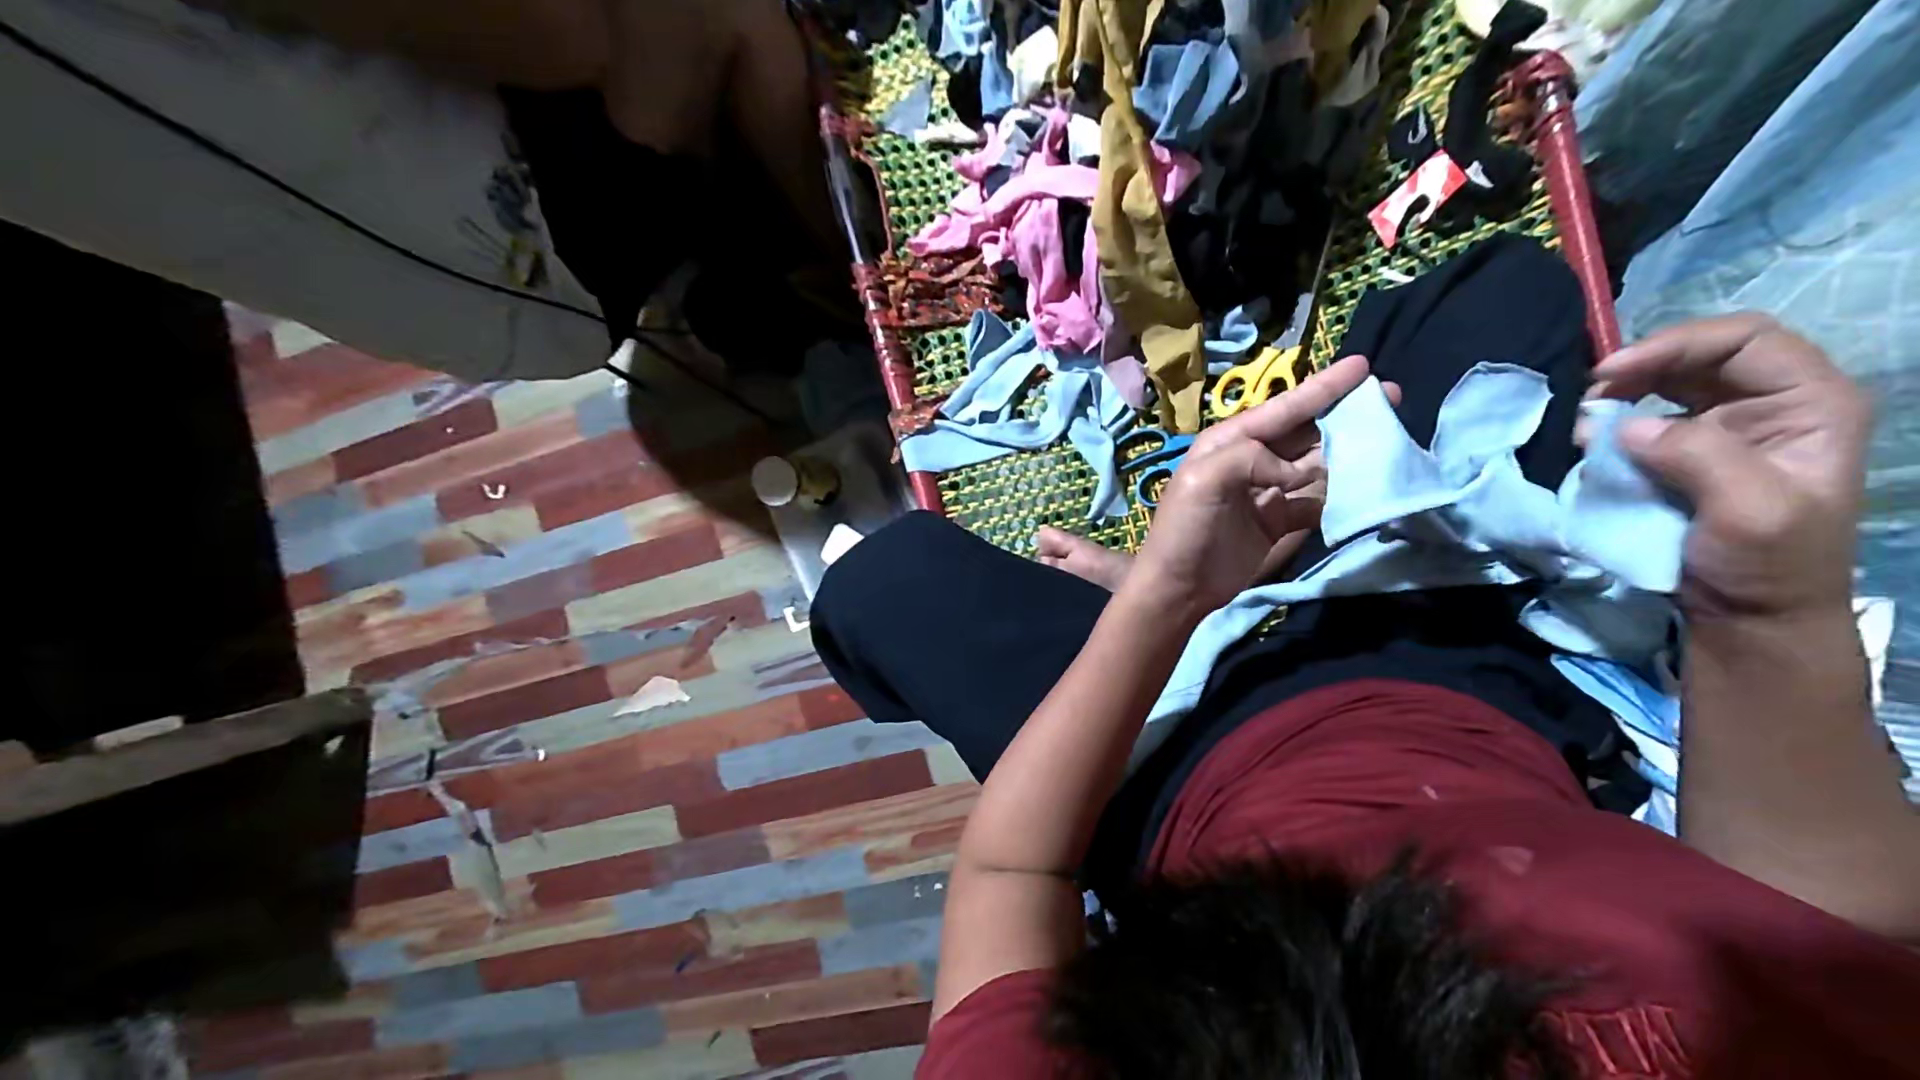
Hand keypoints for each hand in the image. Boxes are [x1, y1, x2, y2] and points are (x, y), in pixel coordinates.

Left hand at [1128, 355, 1380, 620]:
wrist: (1180, 588)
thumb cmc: (1186, 529)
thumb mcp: (1205, 479)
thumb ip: (1251, 457)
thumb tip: (1298, 470)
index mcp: (1229, 443)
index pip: (1283, 409)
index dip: (1322, 388)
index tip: (1364, 366)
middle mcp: (1251, 460)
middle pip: (1306, 430)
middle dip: (1345, 413)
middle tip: (1391, 397)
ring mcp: (1268, 491)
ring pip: (1318, 462)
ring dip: (1350, 451)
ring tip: (1389, 437)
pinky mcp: (1281, 521)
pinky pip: (1319, 498)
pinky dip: (1342, 492)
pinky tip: (1369, 484)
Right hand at [1592, 314, 1870, 622]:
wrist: (1749, 611)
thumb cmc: (1767, 562)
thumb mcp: (1751, 511)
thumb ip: (1699, 457)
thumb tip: (1626, 426)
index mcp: (1811, 404)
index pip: (1746, 340)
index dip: (1676, 344)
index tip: (1610, 374)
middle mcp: (1772, 404)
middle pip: (1702, 353)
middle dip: (1641, 366)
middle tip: (1592, 394)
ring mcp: (1727, 427)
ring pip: (1668, 380)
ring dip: (1621, 393)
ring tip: (1589, 423)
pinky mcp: (1686, 451)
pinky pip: (1646, 416)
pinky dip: (1612, 422)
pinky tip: (1594, 442)